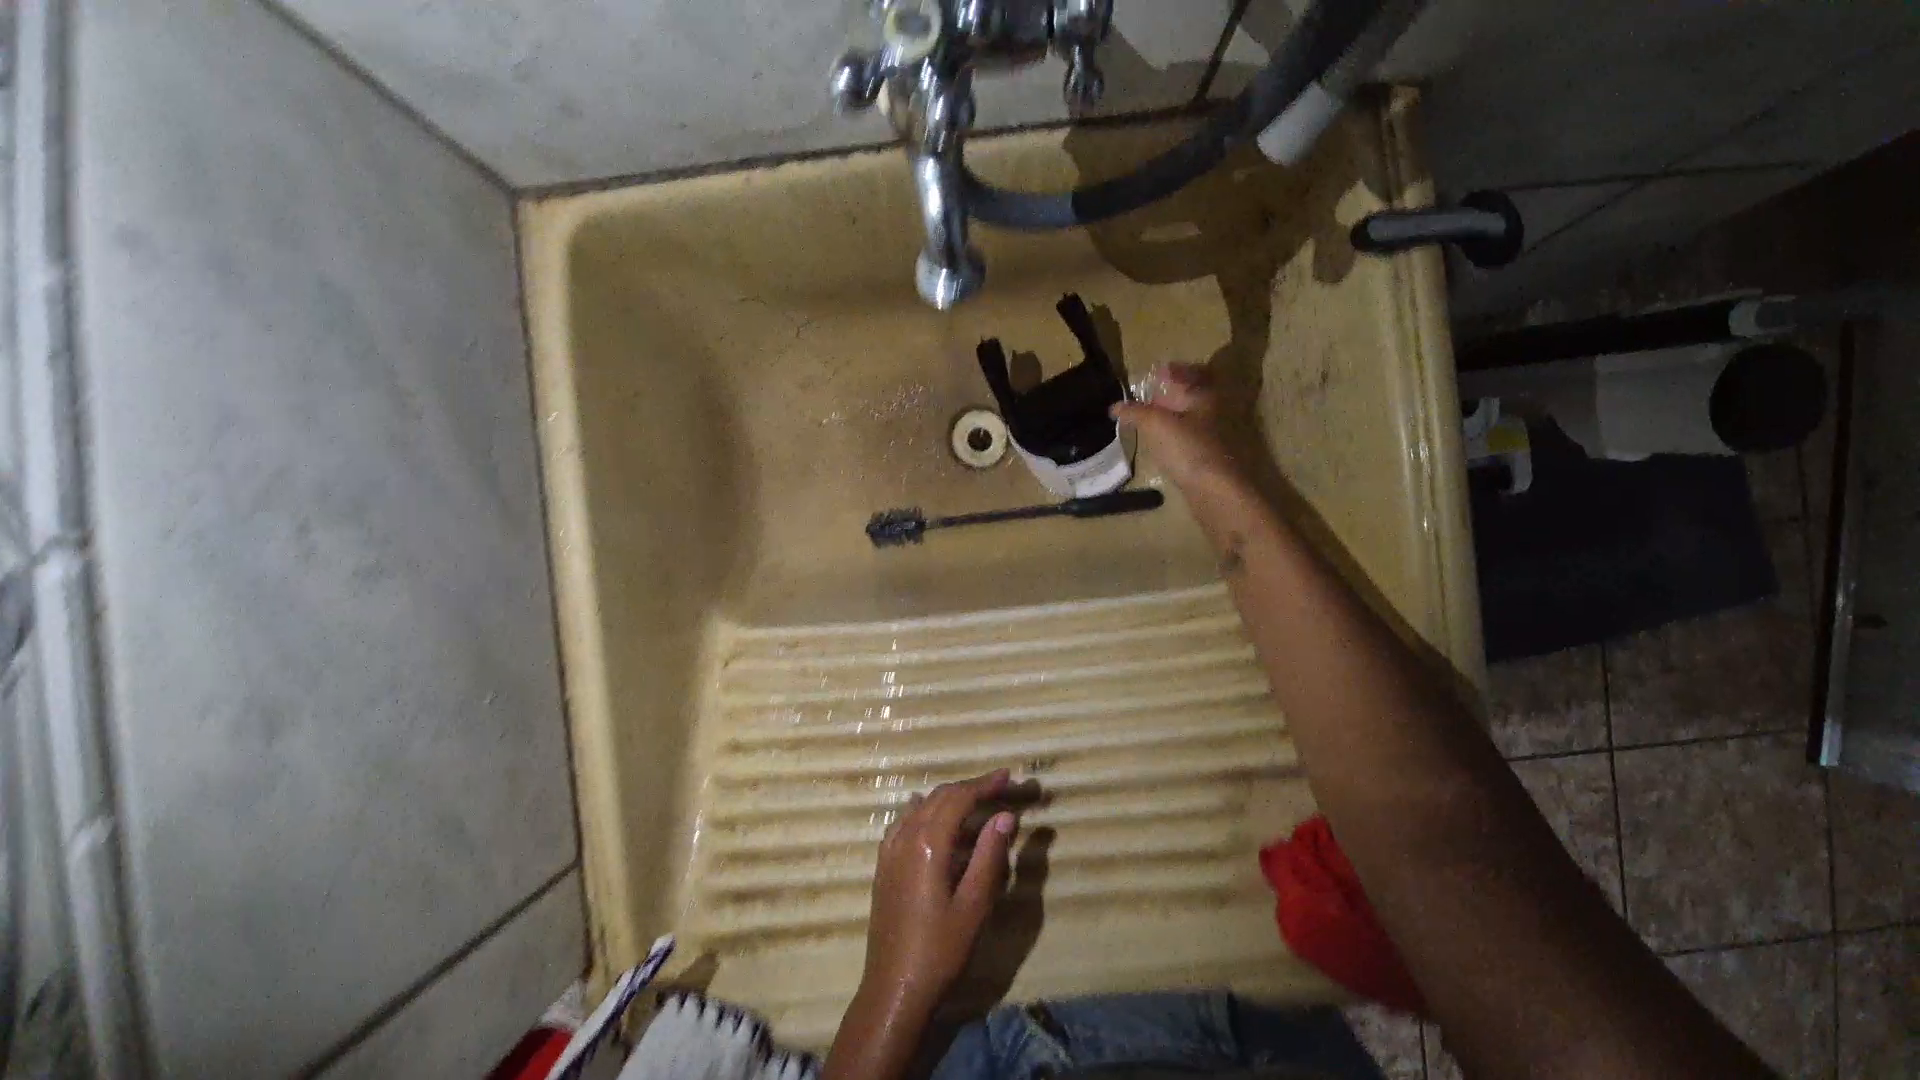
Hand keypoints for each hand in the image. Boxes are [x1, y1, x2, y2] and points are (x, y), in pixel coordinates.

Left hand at [860, 770, 1018, 1007]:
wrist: (895, 987)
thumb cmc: (941, 949)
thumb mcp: (975, 904)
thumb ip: (989, 856)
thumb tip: (1004, 816)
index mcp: (927, 844)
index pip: (958, 799)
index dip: (984, 784)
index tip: (1008, 777)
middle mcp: (904, 839)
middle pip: (938, 798)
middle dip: (969, 788)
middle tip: (1000, 788)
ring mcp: (889, 852)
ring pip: (920, 808)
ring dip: (948, 799)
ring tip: (977, 804)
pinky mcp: (884, 866)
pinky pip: (905, 824)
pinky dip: (926, 813)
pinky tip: (937, 823)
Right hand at [1112, 363, 1244, 492]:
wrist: (1214, 490)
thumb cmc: (1187, 447)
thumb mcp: (1154, 423)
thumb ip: (1134, 412)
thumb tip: (1114, 406)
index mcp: (1203, 396)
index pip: (1193, 373)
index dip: (1175, 370)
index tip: (1157, 372)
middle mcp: (1211, 413)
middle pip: (1191, 397)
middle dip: (1170, 395)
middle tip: (1147, 396)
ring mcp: (1210, 437)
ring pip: (1189, 419)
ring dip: (1169, 417)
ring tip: (1146, 420)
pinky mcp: (1205, 458)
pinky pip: (1187, 439)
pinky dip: (1171, 437)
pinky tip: (1157, 444)